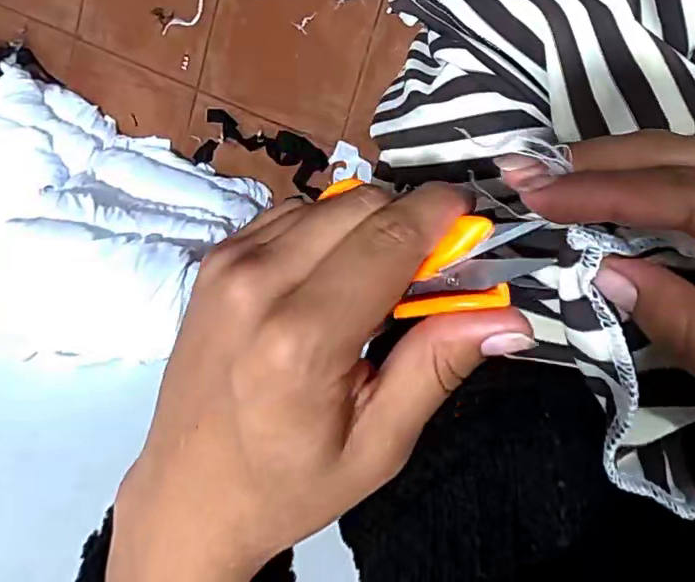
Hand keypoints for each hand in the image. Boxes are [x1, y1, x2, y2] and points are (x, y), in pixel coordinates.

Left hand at [110, 184, 533, 581]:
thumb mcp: (378, 444)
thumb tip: (509, 320)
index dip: (440, 213)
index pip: (391, 237)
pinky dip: (329, 225)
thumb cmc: (289, 481)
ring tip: (373, 275)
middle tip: (427, 264)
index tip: (470, 217)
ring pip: (332, 199)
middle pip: (365, 203)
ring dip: (369, 221)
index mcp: (301, 339)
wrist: (184, 495)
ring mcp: (230, 260)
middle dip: (409, 218)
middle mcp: (259, 282)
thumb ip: (439, 366)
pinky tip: (328, 271)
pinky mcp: (217, 253)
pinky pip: (296, 208)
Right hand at [506, 132, 694, 581]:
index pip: (689, 194)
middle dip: (602, 162)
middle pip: (685, 156)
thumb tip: (606, 271)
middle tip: (528, 171)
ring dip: (619, 168)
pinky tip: (610, 199)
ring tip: (554, 178)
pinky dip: (646, 190)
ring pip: (690, 160)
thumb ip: (693, 330)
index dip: (607, 192)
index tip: (539, 193)